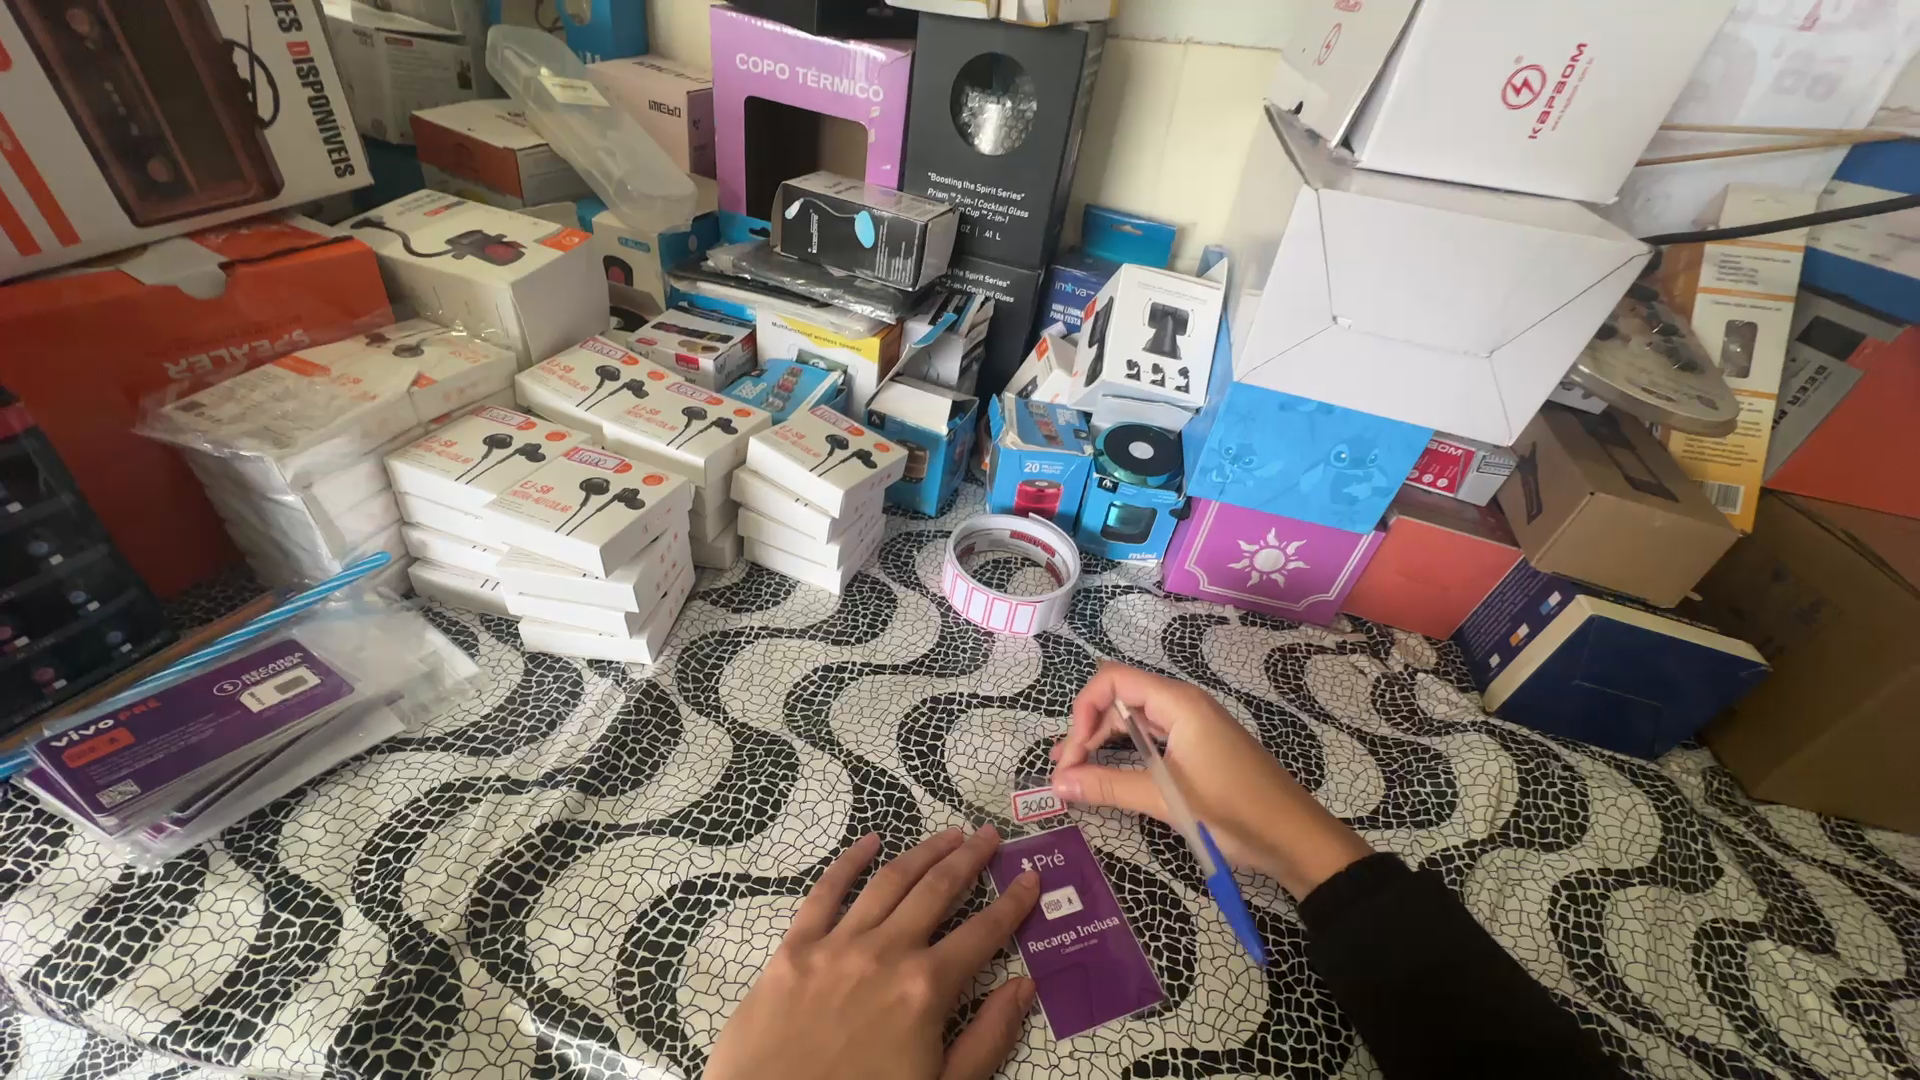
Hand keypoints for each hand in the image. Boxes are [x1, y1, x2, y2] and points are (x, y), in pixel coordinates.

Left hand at [706, 827, 1039, 1079]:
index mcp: (925, 989)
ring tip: (949, 834)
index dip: (1012, 904)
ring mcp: (838, 944)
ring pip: (890, 881)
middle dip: (970, 859)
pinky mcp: (795, 948)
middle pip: (938, 890)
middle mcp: (887, 952)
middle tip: (989, 835)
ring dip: (924, 852)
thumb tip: (1025, 985)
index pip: (983, 933)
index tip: (1030, 877)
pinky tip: (870, 841)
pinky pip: (826, 892)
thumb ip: (986, 1038)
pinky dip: (849, 861)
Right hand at [1050, 664, 1373, 898]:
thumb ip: (1108, 785)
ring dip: (1102, 741)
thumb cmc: (1233, 811)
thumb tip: (1057, 782)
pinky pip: (1150, 736)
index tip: (1073, 753)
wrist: (1296, 839)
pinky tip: (1109, 773)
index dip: (1084, 710)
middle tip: (1066, 771)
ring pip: (1133, 719)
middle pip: (1120, 698)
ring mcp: (1191, 725)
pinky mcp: (1198, 746)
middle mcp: (1182, 704)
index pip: (1112, 681)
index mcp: (1178, 703)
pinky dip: (1125, 752)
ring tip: (1074, 772)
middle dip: (1087, 729)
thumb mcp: (1165, 798)